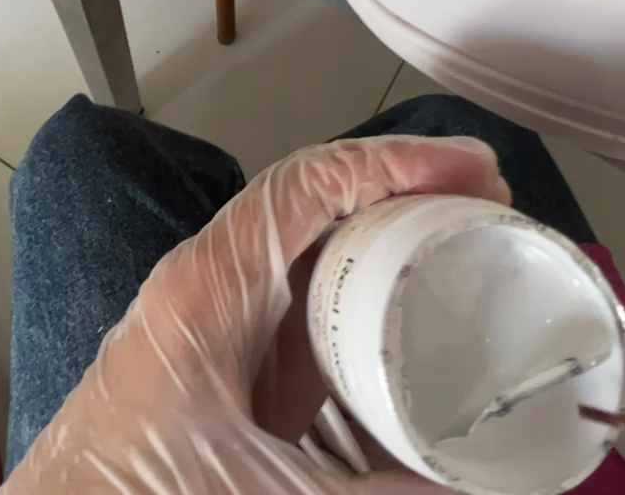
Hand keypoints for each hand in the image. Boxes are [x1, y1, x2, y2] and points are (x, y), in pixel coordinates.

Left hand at [1, 136, 512, 493]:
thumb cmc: (135, 494)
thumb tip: (488, 487)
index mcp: (209, 286)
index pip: (306, 186)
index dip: (389, 163)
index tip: (469, 168)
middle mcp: (217, 280)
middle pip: (316, 200)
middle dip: (401, 185)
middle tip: (484, 197)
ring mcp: (226, 314)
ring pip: (314, 243)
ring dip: (385, 230)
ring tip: (462, 233)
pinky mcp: (237, 354)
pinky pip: (310, 297)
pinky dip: (364, 285)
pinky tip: (411, 303)